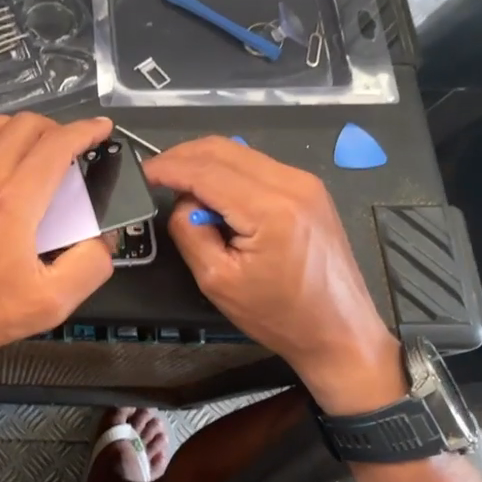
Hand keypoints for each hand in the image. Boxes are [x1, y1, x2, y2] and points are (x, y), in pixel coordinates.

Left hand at [0, 114, 115, 386]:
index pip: (56, 145)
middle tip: (71, 146)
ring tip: (31, 141)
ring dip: (14, 125)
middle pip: (23, 127)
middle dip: (55, 127)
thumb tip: (101, 241)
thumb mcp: (51, 302)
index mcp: (15, 201)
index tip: (101, 129)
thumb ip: (89, 266)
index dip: (85, 131)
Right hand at [143, 136, 406, 413]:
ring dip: (204, 162)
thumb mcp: (217, 280)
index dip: (167, 167)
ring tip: (179, 186)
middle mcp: (291, 183)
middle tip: (154, 176)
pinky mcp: (309, 188)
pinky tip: (213, 193)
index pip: (205, 170)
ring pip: (238, 152)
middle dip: (182, 157)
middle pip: (221, 148)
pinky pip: (256, 164)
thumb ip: (190, 231)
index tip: (140, 173)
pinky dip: (227, 170)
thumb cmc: (278, 316)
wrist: (341, 333)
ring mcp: (305, 182)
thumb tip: (183, 202)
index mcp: (270, 208)